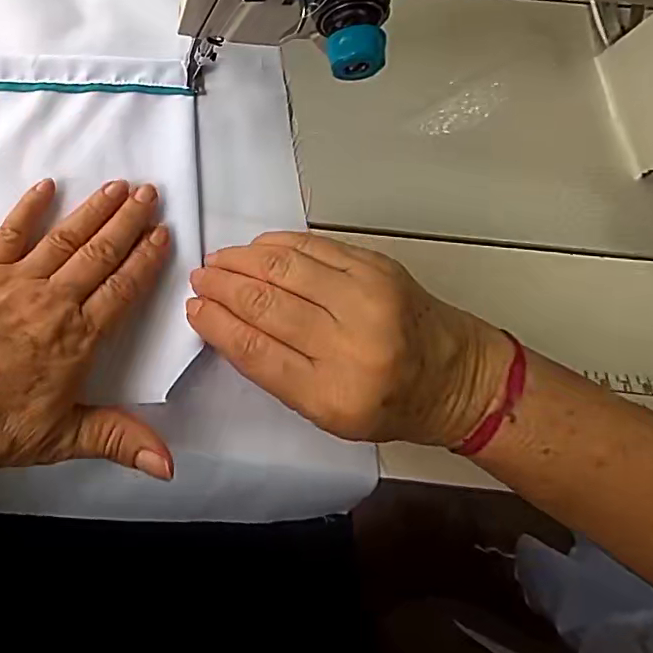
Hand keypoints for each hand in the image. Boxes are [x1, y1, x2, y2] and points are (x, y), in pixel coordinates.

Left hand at [0, 179, 176, 499]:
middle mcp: (52, 302)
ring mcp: (15, 283)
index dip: (147, 261)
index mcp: (77, 340)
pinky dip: (28, 207)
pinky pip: (10, 232)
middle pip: (99, 254)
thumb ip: (115, 439)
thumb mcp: (57, 439)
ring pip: (64, 238)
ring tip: (116, 186)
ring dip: (92, 210)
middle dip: (128, 222)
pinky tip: (45, 187)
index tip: (163, 235)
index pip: (123, 290)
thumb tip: (169, 465)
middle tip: (150, 193)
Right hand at [184, 232, 512, 445]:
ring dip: (239, 260)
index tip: (193, 307)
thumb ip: (268, 366)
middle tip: (200, 279)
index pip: (253, 349)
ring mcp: (370, 300)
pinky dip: (273, 245)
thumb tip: (218, 318)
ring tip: (218, 262)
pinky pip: (311, 246)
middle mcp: (354, 346)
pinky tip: (254, 251)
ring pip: (282, 268)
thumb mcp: (319, 408)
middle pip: (264, 304)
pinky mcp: (379, 269)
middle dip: (220, 286)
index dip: (214, 323)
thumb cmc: (383, 402)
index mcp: (334, 394)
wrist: (459, 379)